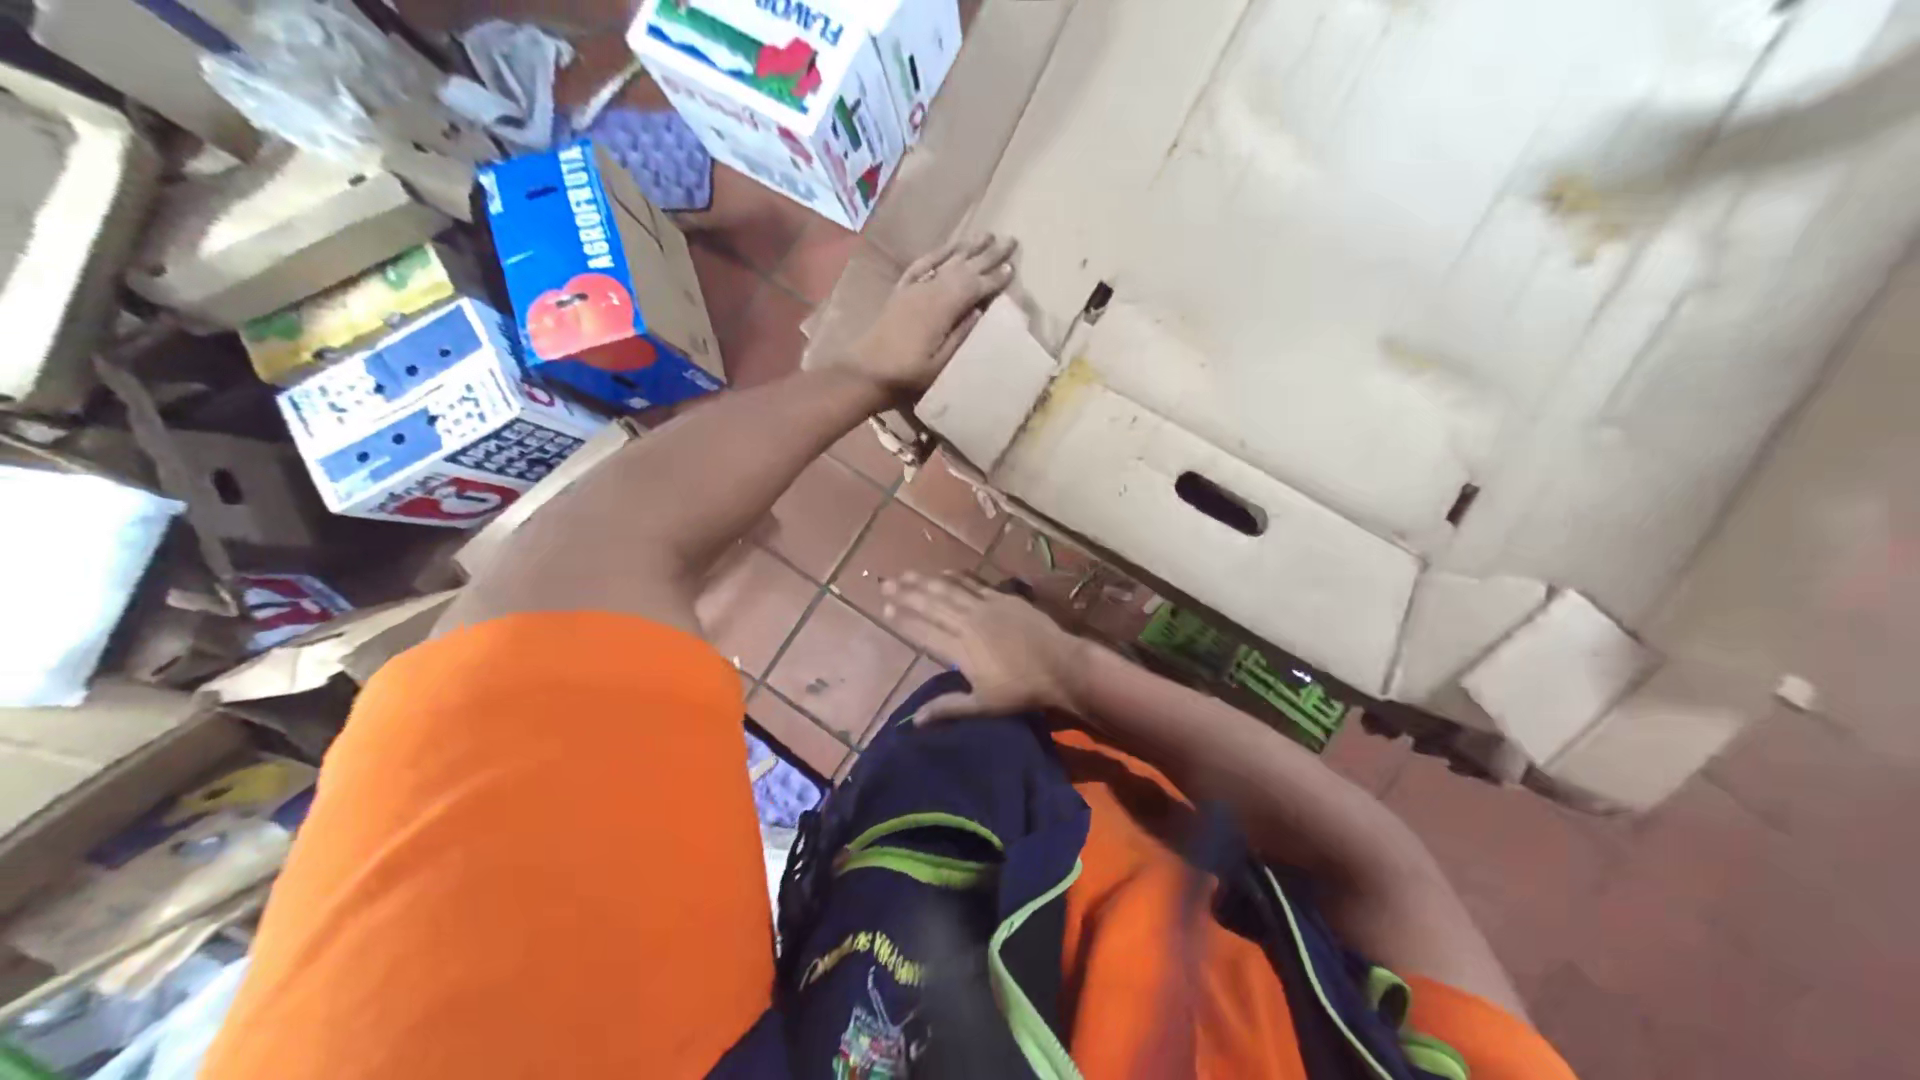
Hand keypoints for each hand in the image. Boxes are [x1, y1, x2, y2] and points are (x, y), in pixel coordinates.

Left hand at [845, 235, 1016, 393]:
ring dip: (967, 248)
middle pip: (964, 268)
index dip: (995, 278)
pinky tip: (948, 247)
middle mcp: (930, 290)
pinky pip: (922, 264)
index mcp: (943, 308)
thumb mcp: (941, 363)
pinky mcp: (901, 291)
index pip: (976, 287)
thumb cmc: (907, 374)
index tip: (1013, 268)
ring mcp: (914, 288)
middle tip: (1010, 241)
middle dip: (988, 255)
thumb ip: (961, 335)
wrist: (866, 371)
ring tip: (985, 235)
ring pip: (945, 261)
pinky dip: (937, 254)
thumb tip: (979, 310)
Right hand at [881, 571, 1084, 724]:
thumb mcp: (982, 706)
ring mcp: (986, 606)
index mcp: (960, 649)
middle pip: (931, 604)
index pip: (924, 631)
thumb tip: (914, 721)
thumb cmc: (1021, 690)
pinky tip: (945, 573)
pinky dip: (957, 577)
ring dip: (926, 581)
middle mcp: (967, 622)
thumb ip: (948, 708)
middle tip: (885, 583)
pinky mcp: (1003, 597)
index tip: (885, 608)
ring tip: (906, 574)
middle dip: (906, 594)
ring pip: (949, 590)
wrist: (1060, 665)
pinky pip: (974, 583)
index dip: (903, 620)